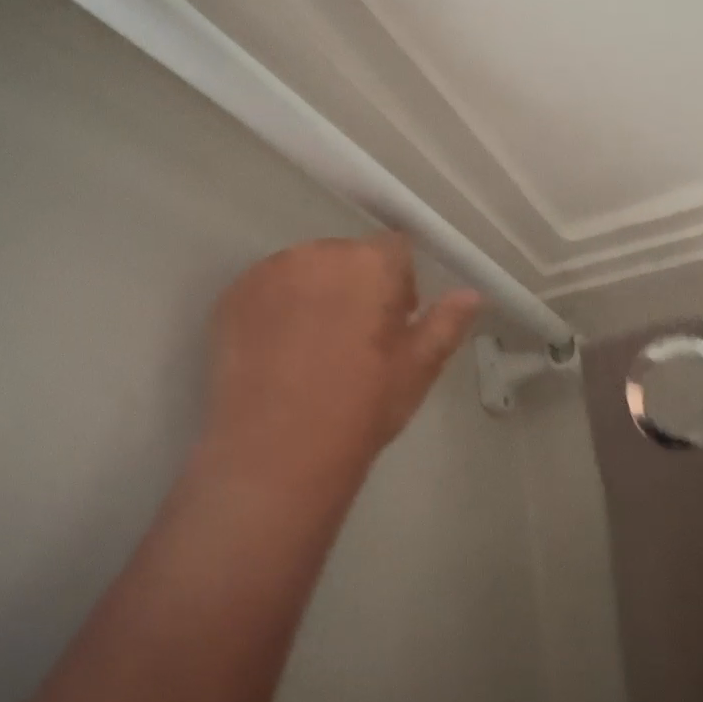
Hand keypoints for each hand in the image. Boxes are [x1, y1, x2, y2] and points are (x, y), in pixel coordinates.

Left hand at [200, 233, 480, 481]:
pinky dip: (276, 311)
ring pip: (303, 272)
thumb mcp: (415, 370)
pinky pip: (265, 292)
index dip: (399, 284)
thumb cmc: (360, 408)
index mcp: (369, 264)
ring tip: (312, 351)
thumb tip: (472, 295)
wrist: (277, 452)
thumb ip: (445, 323)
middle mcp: (315, 255)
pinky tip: (278, 355)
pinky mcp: (230, 299)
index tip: (395, 324)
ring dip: (314, 296)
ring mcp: (267, 275)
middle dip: (355, 287)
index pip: (394, 249)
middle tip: (355, 342)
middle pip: (345, 257)